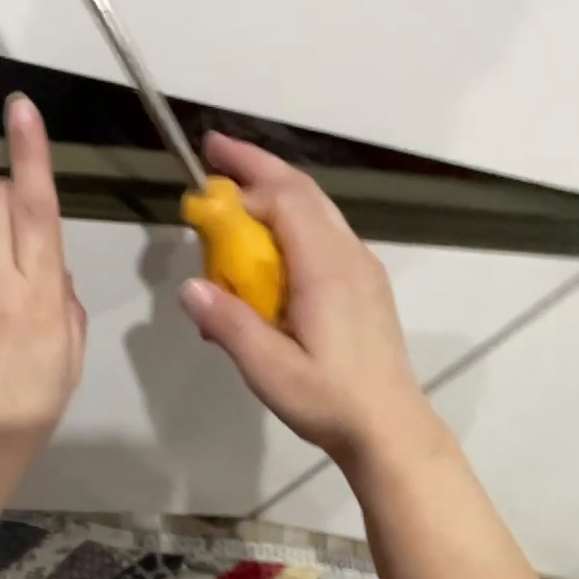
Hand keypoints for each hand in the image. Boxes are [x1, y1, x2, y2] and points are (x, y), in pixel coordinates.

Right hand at [179, 132, 433, 469]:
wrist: (389, 427)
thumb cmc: (329, 401)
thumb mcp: (269, 370)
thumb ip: (229, 324)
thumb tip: (190, 287)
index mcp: (326, 270)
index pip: (284, 202)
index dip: (241, 186)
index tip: (203, 184)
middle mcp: (348, 256)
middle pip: (303, 192)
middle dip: (257, 166)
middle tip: (215, 150)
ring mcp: (360, 269)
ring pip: (315, 211)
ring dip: (273, 193)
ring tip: (233, 194)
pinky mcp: (362, 286)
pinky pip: (321, 237)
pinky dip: (287, 224)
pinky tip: (264, 251)